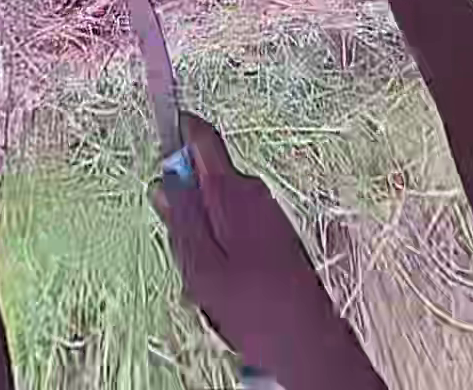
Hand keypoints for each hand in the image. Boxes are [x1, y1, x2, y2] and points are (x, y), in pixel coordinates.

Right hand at [151, 115, 384, 389]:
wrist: (311, 344)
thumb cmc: (253, 306)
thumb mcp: (201, 265)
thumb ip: (180, 217)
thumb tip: (162, 182)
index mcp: (231, 190)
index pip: (204, 138)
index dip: (180, 128)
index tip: (161, 136)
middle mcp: (252, 190)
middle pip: (207, 175)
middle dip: (186, 201)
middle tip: (181, 244)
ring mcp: (266, 209)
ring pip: (218, 205)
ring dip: (203, 231)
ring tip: (203, 280)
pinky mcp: (274, 230)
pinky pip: (235, 223)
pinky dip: (221, 244)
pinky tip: (223, 286)